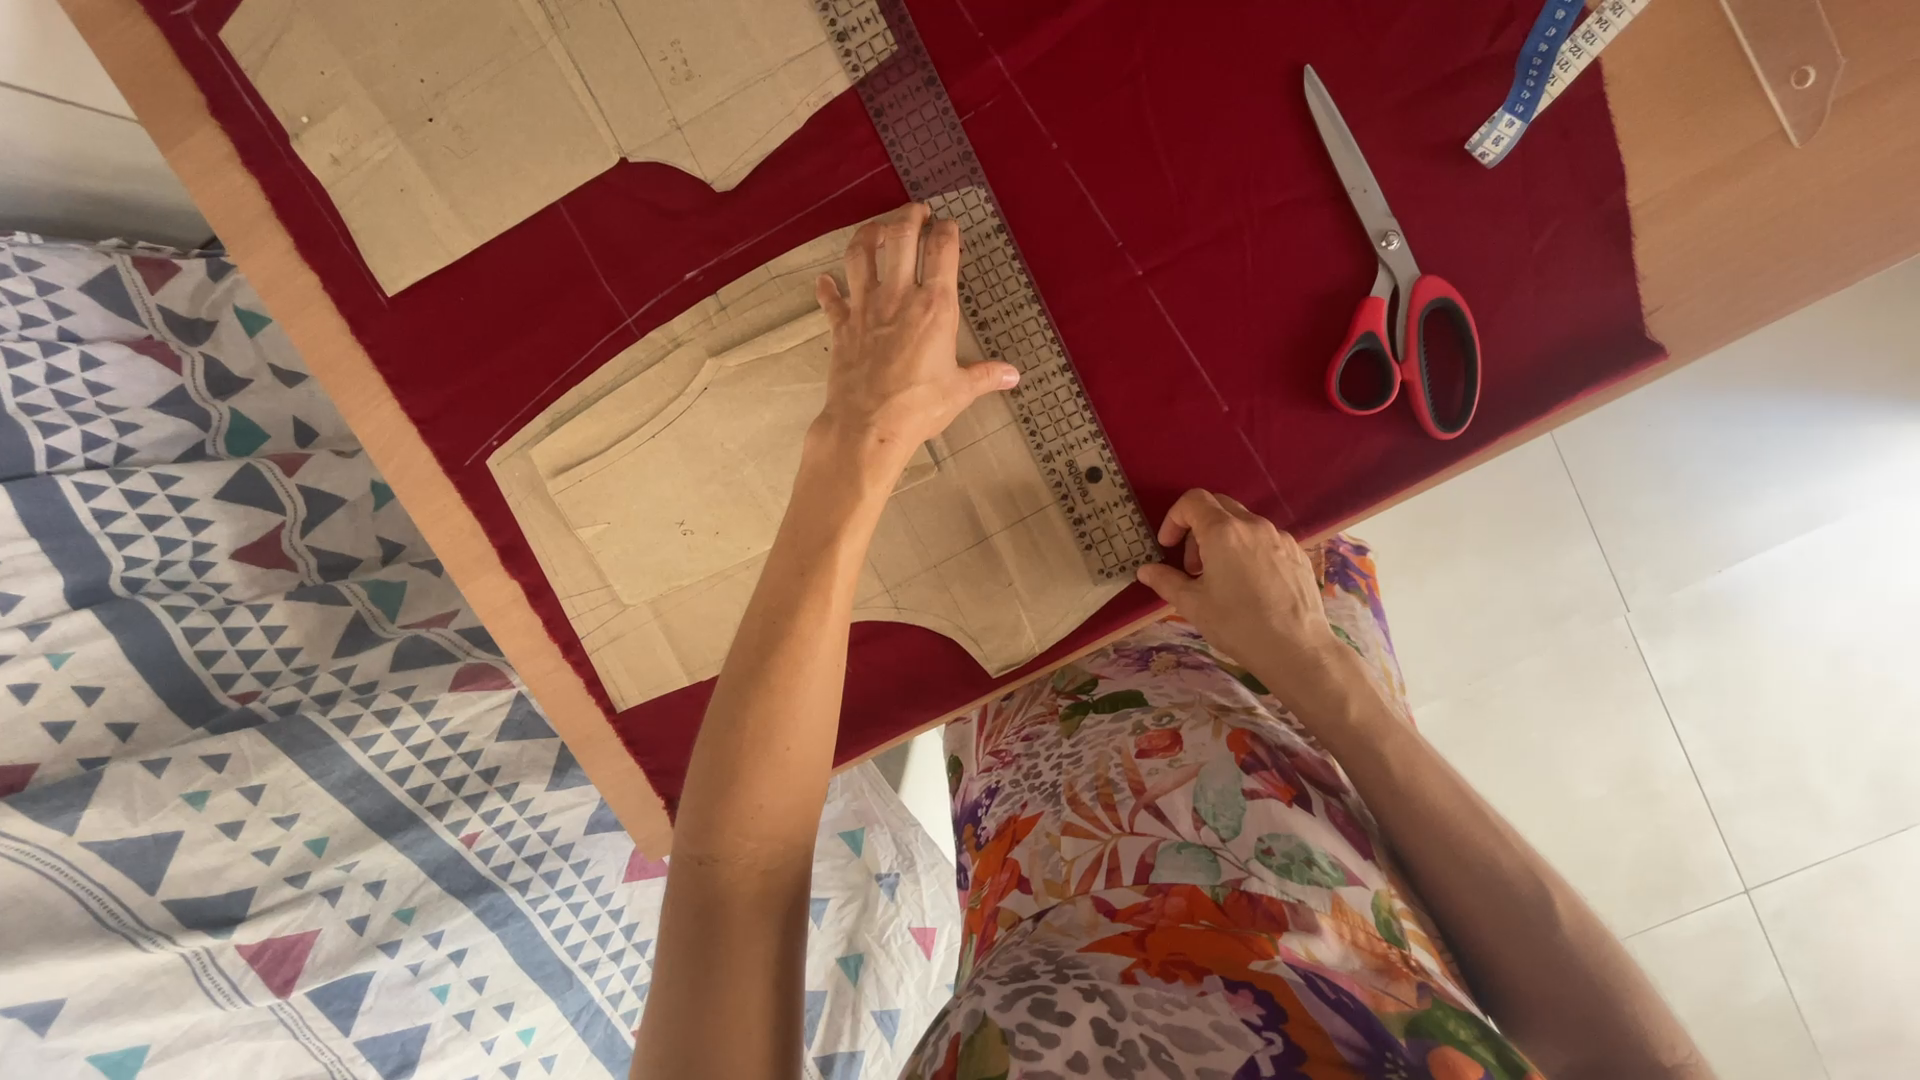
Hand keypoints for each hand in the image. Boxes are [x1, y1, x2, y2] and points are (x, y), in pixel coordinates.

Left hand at [811, 203, 1019, 478]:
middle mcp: (899, 297)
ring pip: (861, 254)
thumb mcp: (960, 391)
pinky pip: (831, 299)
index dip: (947, 230)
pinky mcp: (841, 326)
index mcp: (935, 307)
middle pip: (901, 237)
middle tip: (915, 211)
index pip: (943, 250)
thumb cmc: (920, 407)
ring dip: (868, 234)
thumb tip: (1013, 375)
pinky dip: (828, 287)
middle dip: (909, 216)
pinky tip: (825, 280)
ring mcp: (866, 308)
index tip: (948, 224)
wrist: (869, 426)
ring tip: (876, 228)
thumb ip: (985, 376)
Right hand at [1136, 489, 1348, 693]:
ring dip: (1223, 540)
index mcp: (1223, 532)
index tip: (1168, 546)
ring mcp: (1280, 537)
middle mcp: (1253, 525)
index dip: (1173, 519)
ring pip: (1243, 523)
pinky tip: (1250, 585)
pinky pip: (1265, 540)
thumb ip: (1165, 581)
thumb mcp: (1192, 605)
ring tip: (1221, 578)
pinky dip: (1248, 550)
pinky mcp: (1297, 553)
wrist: (1295, 648)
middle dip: (1197, 528)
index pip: (1192, 501)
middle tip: (1192, 565)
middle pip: (1218, 506)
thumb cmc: (1236, 625)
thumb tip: (1145, 571)